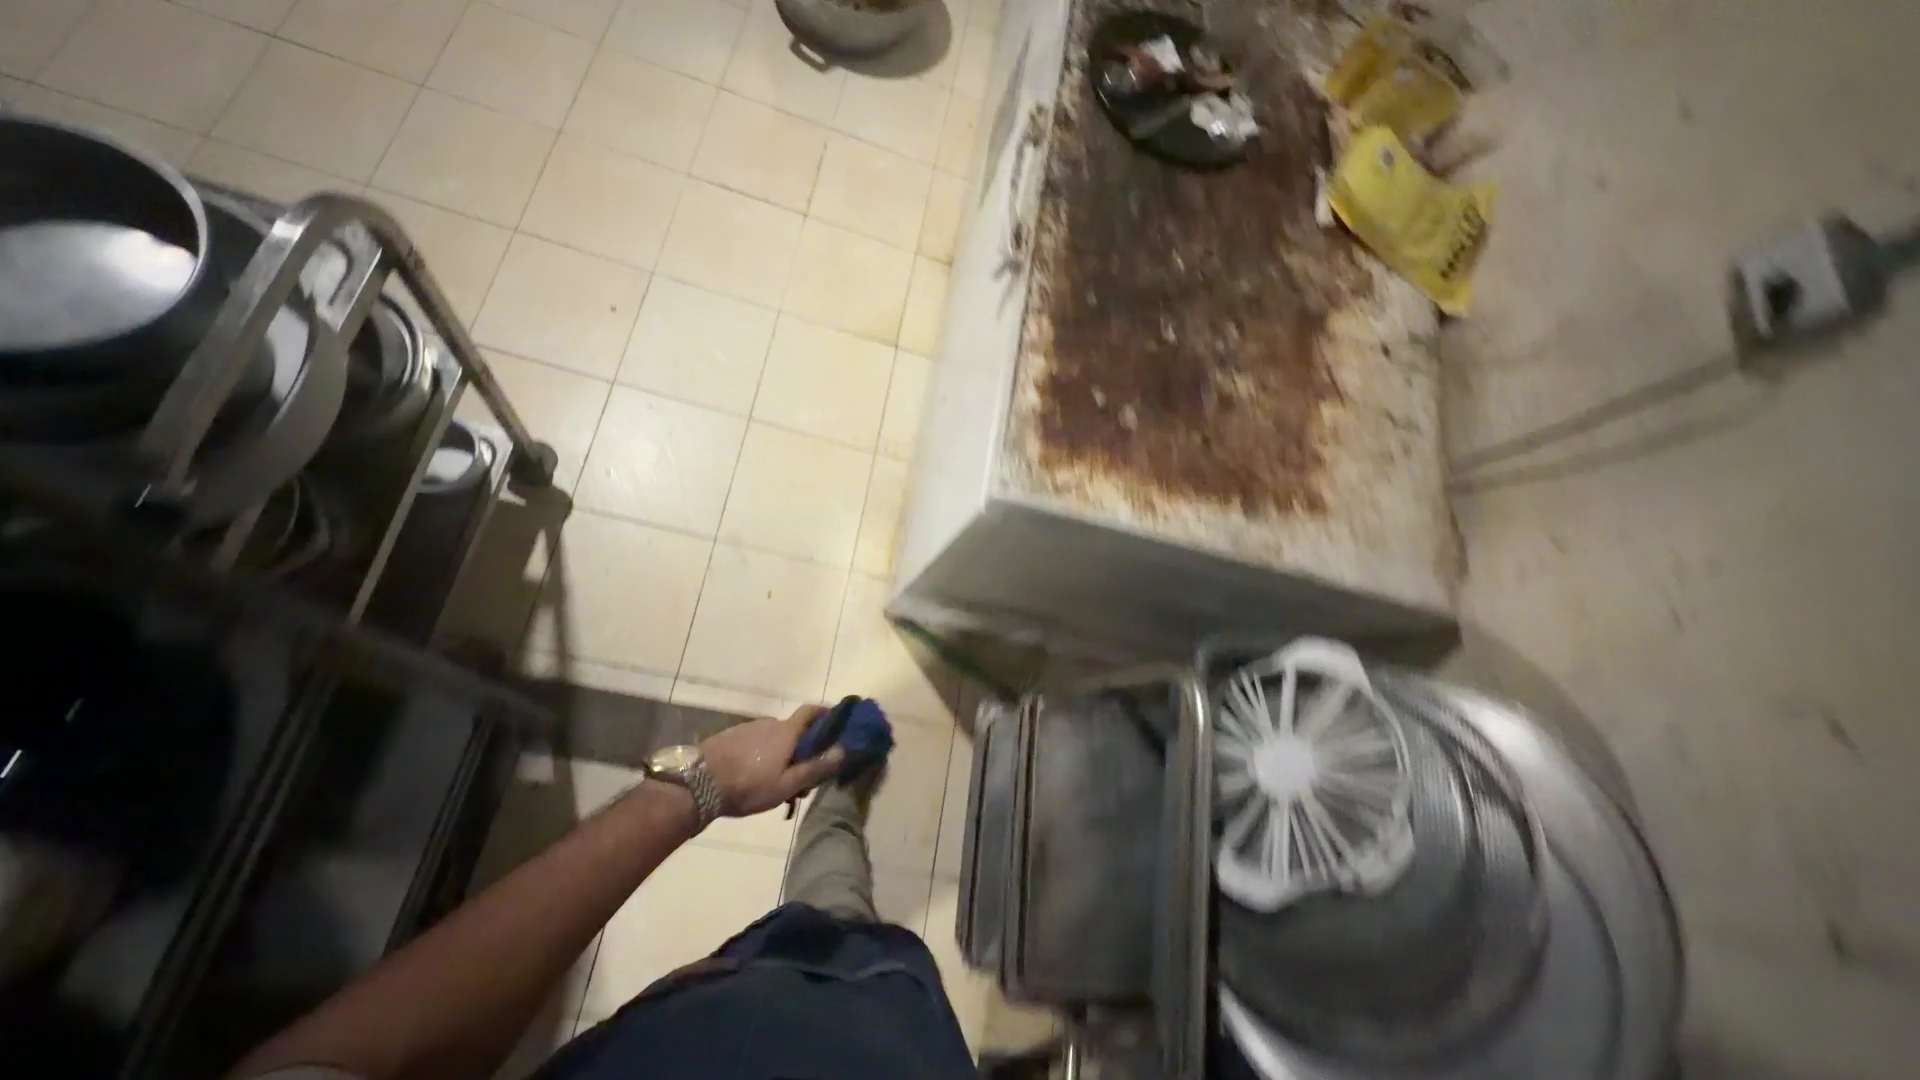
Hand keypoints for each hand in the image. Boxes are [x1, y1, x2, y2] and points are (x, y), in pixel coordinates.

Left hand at [698, 705, 846, 817]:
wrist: (697, 784)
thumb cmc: (748, 786)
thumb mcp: (786, 785)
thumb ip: (815, 767)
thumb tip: (843, 750)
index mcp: (786, 732)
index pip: (811, 711)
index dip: (825, 713)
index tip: (836, 722)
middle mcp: (768, 723)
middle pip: (792, 730)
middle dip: (800, 746)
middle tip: (801, 772)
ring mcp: (747, 728)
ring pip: (771, 737)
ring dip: (778, 752)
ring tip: (774, 780)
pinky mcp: (730, 736)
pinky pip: (754, 741)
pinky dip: (760, 753)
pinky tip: (752, 775)